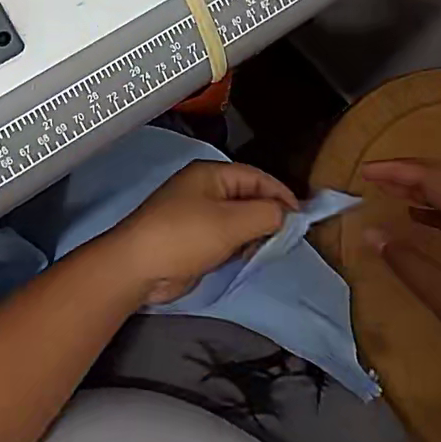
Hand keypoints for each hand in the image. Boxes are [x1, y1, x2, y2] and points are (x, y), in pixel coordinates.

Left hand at [100, 160, 297, 304]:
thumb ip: (265, 214)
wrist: (138, 267)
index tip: (303, 218)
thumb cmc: (184, 236)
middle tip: (287, 238)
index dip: (281, 195)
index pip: (256, 176)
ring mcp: (198, 214)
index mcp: (211, 174)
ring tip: (267, 249)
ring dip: (254, 233)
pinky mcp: (194, 238)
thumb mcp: (231, 223)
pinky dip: (240, 245)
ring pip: (239, 219)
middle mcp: (205, 189)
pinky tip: (246, 257)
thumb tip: (286, 213)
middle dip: (269, 215)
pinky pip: (226, 236)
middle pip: (249, 197)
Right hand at [362, 160, 440, 402]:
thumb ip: (407, 263)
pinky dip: (440, 211)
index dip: (397, 171)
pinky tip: (421, 221)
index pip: (436, 178)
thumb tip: (370, 233)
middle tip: (373, 177)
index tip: (364, 172)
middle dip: (409, 174)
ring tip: (390, 193)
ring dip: (424, 191)